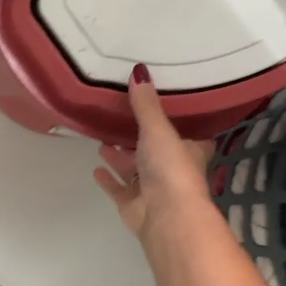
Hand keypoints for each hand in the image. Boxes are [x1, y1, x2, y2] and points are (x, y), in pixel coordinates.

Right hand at [93, 64, 216, 239]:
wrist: (166, 216)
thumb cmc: (171, 169)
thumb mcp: (158, 129)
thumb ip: (145, 104)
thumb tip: (139, 70)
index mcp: (189, 151)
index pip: (190, 136)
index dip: (182, 126)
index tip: (167, 111)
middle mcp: (172, 170)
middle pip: (156, 152)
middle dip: (140, 140)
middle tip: (120, 123)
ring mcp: (152, 190)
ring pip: (135, 170)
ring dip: (120, 158)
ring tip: (103, 141)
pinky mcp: (133, 205)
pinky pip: (119, 189)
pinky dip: (108, 179)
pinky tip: (96, 168)